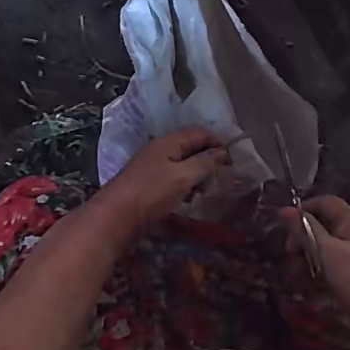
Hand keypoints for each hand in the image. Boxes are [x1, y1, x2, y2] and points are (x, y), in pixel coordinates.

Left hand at [95, 129, 230, 232]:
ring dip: (197, 175)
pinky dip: (185, 185)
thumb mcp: (183, 176)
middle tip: (220, 178)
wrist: (116, 216)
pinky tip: (188, 199)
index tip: (233, 160)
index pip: (199, 133)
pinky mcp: (149, 184)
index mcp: (168, 142)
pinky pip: (174, 178)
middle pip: (191, 148)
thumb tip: (222, 152)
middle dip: (208, 160)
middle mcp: (160, 150)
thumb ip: (204, 162)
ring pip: (183, 164)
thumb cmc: (151, 193)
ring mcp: (153, 166)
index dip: (218, 143)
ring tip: (204, 191)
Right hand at [280, 196, 349, 329]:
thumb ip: (304, 229)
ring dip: (306, 256)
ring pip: (324, 245)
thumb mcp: (325, 251)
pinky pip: (331, 261)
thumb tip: (284, 209)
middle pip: (322, 224)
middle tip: (290, 255)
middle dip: (302, 238)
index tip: (284, 228)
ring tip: (297, 274)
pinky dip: (318, 268)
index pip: (324, 202)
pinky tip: (310, 283)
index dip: (302, 210)